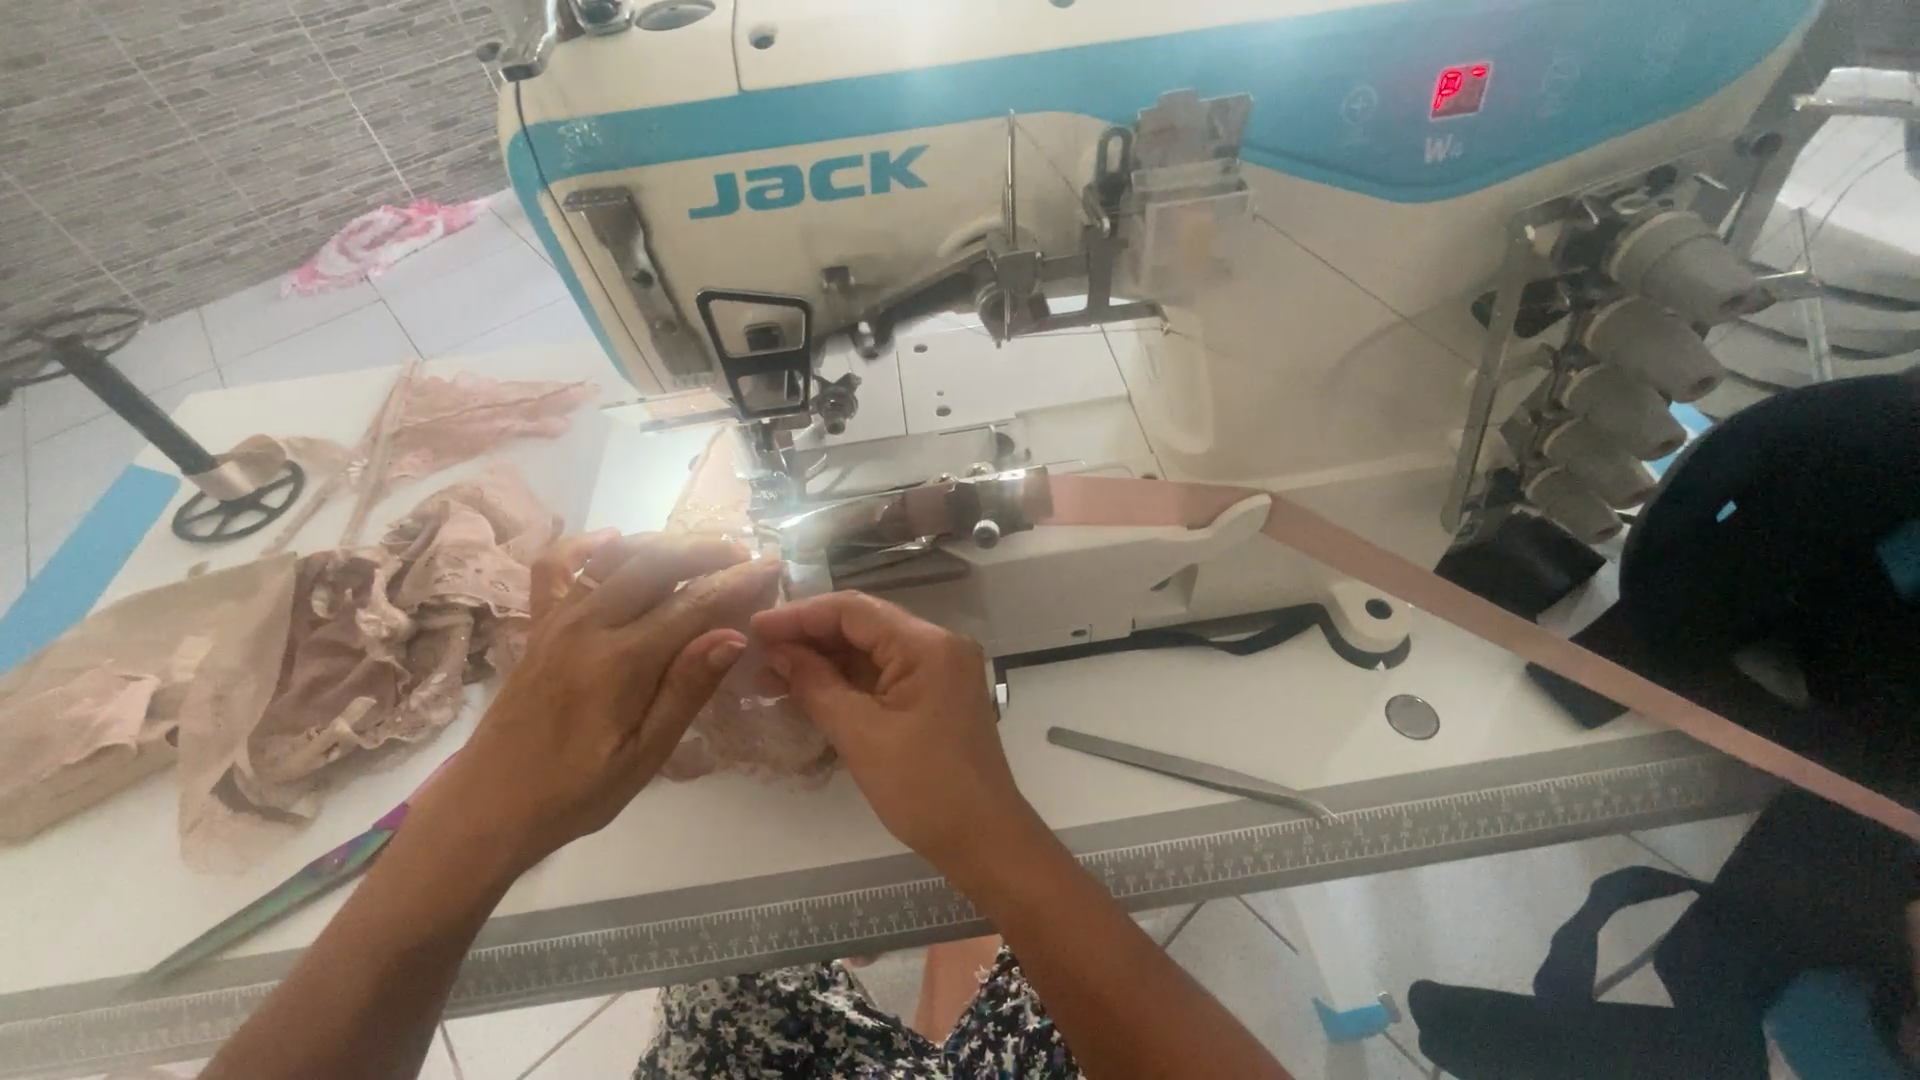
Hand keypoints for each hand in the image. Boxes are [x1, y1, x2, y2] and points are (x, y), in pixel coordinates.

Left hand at [416, 531, 781, 871]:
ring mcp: (558, 619)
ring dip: (663, 544)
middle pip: (656, 563)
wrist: (487, 806)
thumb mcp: (644, 755)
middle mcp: (588, 625)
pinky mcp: (539, 624)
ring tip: (701, 549)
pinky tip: (614, 541)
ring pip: (616, 557)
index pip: (693, 604)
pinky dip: (587, 544)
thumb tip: (732, 635)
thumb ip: (686, 690)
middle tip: (744, 553)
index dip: (737, 581)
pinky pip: (558, 566)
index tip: (772, 566)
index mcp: (621, 661)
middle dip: (706, 550)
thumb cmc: (575, 791)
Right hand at [750, 592, 1040, 870]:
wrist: (983, 838)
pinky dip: (848, 680)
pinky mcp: (936, 693)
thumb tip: (778, 653)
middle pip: (864, 625)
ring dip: (825, 660)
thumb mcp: (861, 735)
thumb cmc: (924, 788)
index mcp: (927, 645)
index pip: (854, 610)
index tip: (755, 629)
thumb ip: (816, 685)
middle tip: (758, 656)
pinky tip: (809, 690)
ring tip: (772, 676)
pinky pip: (885, 673)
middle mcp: (939, 645)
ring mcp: (940, 669)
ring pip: (872, 650)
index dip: (800, 616)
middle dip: (809, 638)